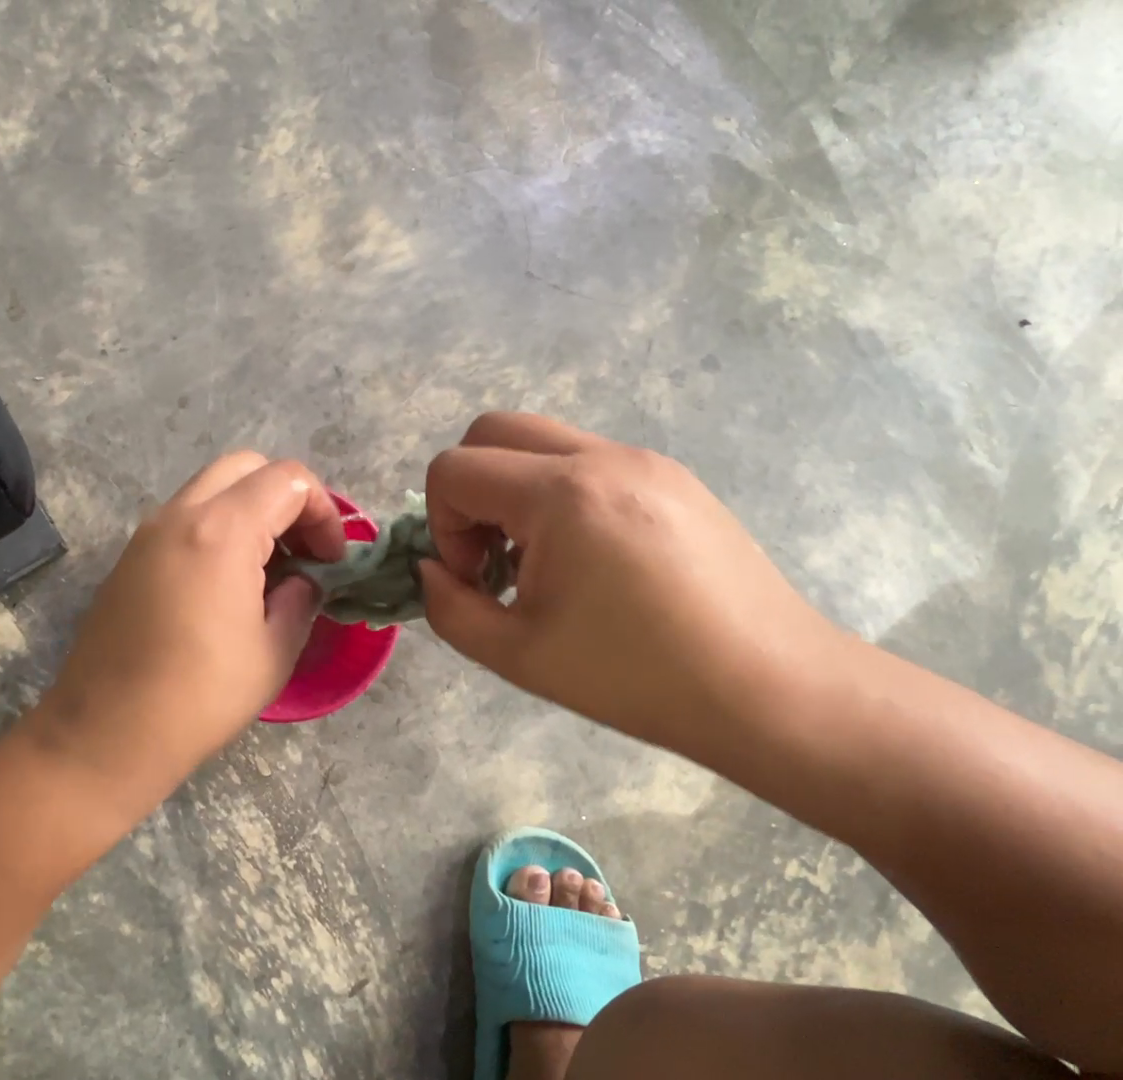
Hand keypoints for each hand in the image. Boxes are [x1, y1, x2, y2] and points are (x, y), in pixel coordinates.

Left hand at [29, 453, 345, 809]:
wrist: (107, 730)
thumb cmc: (200, 696)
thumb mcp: (273, 651)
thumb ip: (300, 599)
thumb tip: (303, 580)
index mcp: (221, 530)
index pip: (288, 480)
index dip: (325, 512)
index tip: (332, 561)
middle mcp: (178, 515)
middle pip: (244, 468)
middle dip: (285, 498)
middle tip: (302, 552)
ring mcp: (145, 534)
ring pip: (208, 490)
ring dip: (247, 512)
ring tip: (266, 572)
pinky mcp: (127, 559)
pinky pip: (181, 520)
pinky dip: (213, 530)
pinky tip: (223, 587)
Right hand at [420, 413, 848, 750]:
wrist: (772, 690)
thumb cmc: (635, 677)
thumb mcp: (515, 654)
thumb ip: (448, 607)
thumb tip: (430, 570)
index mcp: (562, 496)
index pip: (454, 469)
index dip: (441, 524)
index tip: (473, 579)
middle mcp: (603, 458)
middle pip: (493, 431)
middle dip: (469, 490)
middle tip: (491, 555)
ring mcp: (647, 462)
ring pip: (543, 442)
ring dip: (514, 491)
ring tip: (540, 562)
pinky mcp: (676, 479)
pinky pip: (588, 462)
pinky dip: (558, 495)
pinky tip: (588, 560)